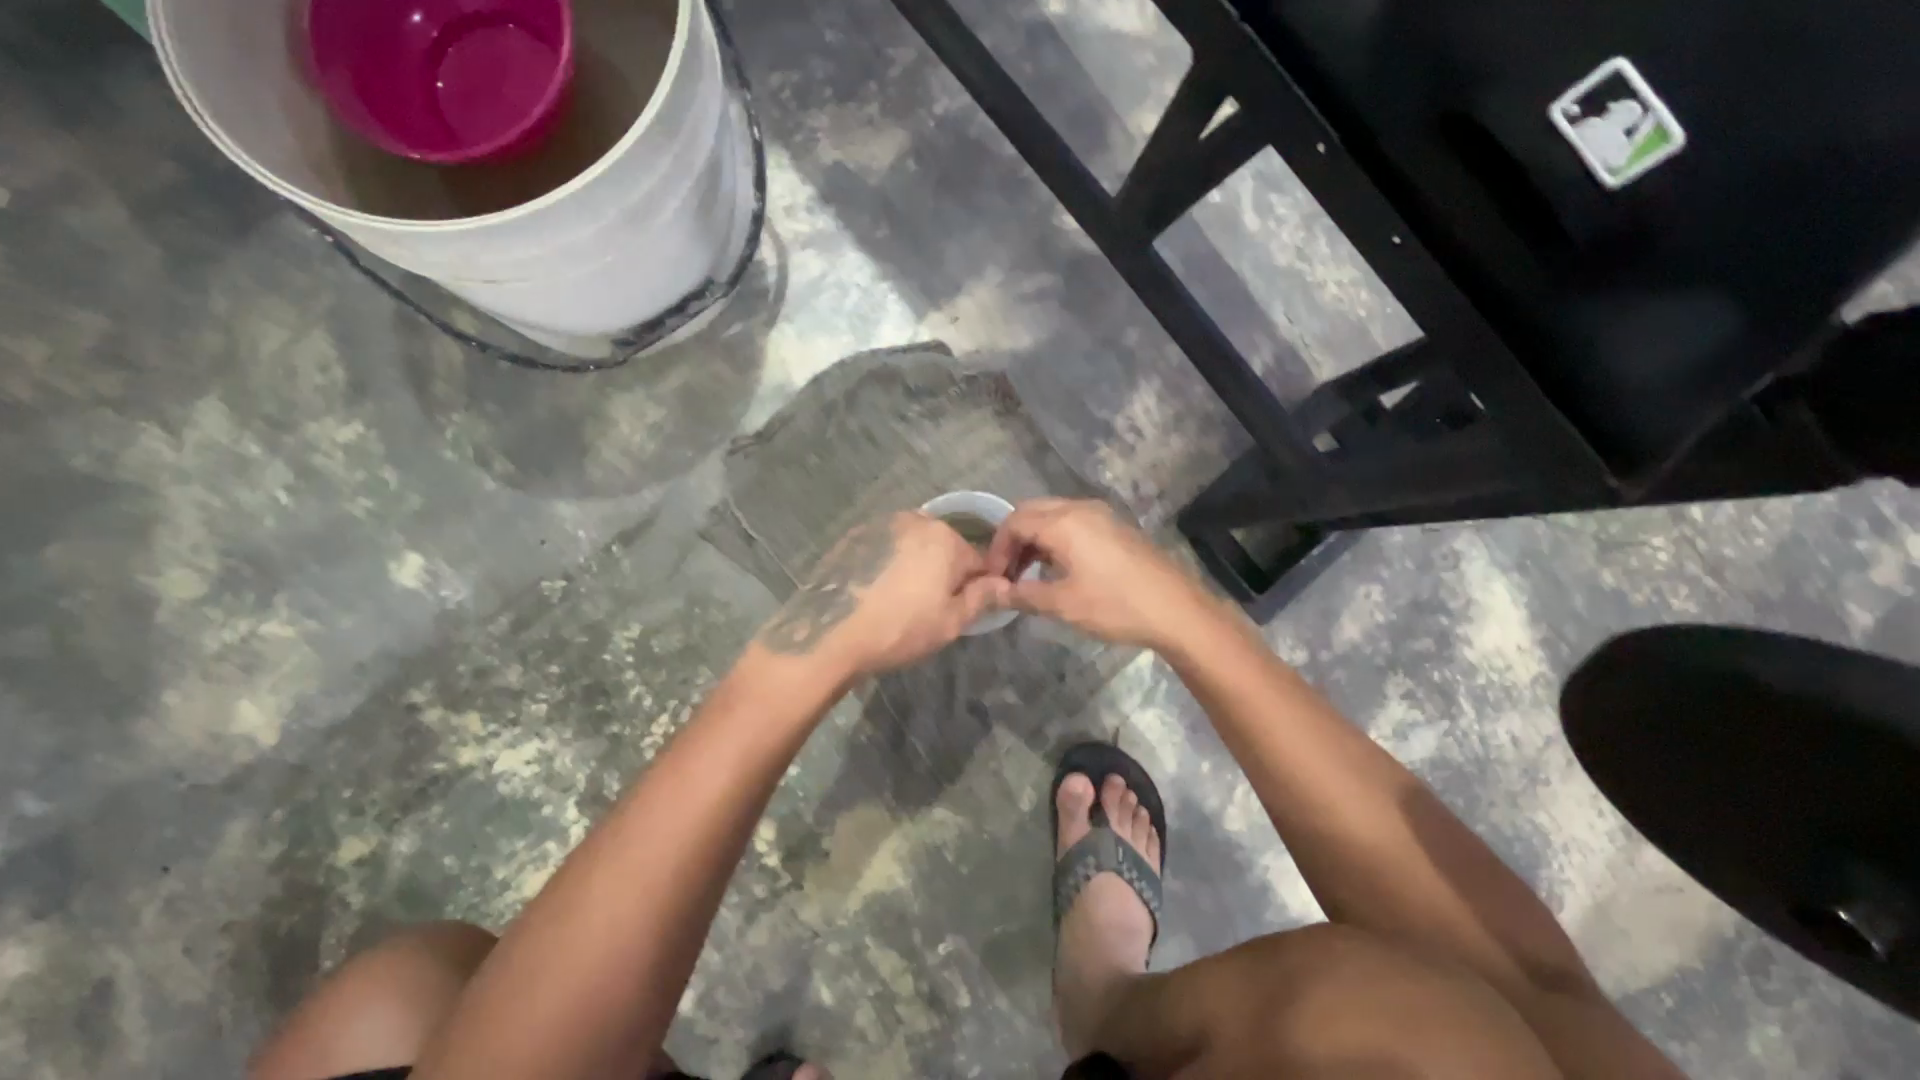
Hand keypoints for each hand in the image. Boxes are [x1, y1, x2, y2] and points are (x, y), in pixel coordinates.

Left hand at [755, 512, 1011, 678]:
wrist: (832, 634)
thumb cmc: (901, 629)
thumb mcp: (951, 622)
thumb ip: (981, 597)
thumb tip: (1005, 583)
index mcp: (945, 538)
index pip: (978, 560)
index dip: (975, 587)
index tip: (961, 610)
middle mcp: (915, 521)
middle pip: (944, 547)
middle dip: (943, 572)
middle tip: (928, 608)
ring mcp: (880, 525)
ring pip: (912, 546)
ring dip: (914, 566)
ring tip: (900, 601)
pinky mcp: (853, 537)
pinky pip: (884, 549)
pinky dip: (886, 565)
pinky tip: (876, 592)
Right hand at [983, 498, 1216, 648]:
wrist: (1176, 609)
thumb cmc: (1115, 605)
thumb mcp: (1062, 604)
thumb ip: (1023, 594)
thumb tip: (994, 592)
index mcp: (1063, 522)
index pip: (1014, 522)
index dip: (997, 548)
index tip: (991, 577)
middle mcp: (1080, 508)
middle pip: (1031, 512)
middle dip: (1013, 540)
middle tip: (1005, 573)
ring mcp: (1101, 515)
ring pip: (1053, 516)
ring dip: (1034, 539)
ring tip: (1026, 574)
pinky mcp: (1115, 527)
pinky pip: (1073, 523)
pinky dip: (1055, 539)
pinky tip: (1056, 569)